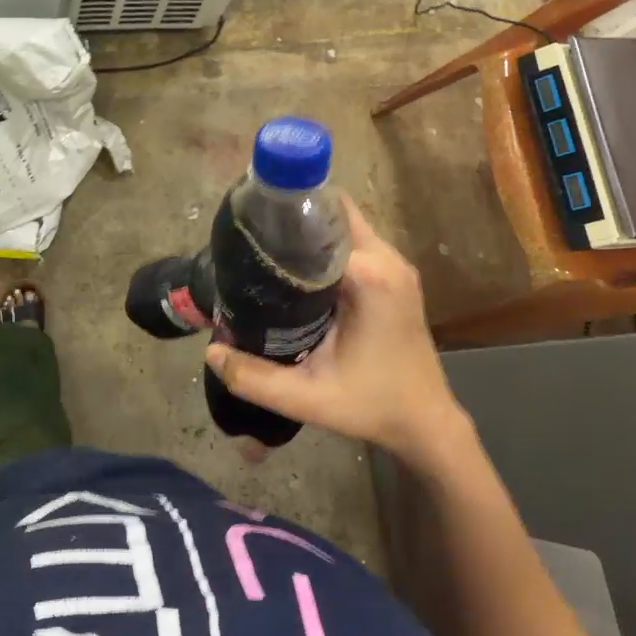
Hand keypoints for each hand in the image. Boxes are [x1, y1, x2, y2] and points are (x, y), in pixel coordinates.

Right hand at [204, 194, 465, 458]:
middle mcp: (387, 260)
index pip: (320, 219)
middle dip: (291, 218)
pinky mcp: (395, 278)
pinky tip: (294, 271)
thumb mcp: (306, 398)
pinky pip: (353, 245)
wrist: (425, 423)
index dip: (281, 217)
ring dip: (307, 232)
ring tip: (266, 252)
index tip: (246, 227)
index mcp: (369, 276)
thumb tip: (210, 351)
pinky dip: (324, 247)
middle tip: (251, 239)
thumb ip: (253, 378)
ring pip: (343, 226)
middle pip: (332, 212)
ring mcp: (395, 267)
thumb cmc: (371, 406)